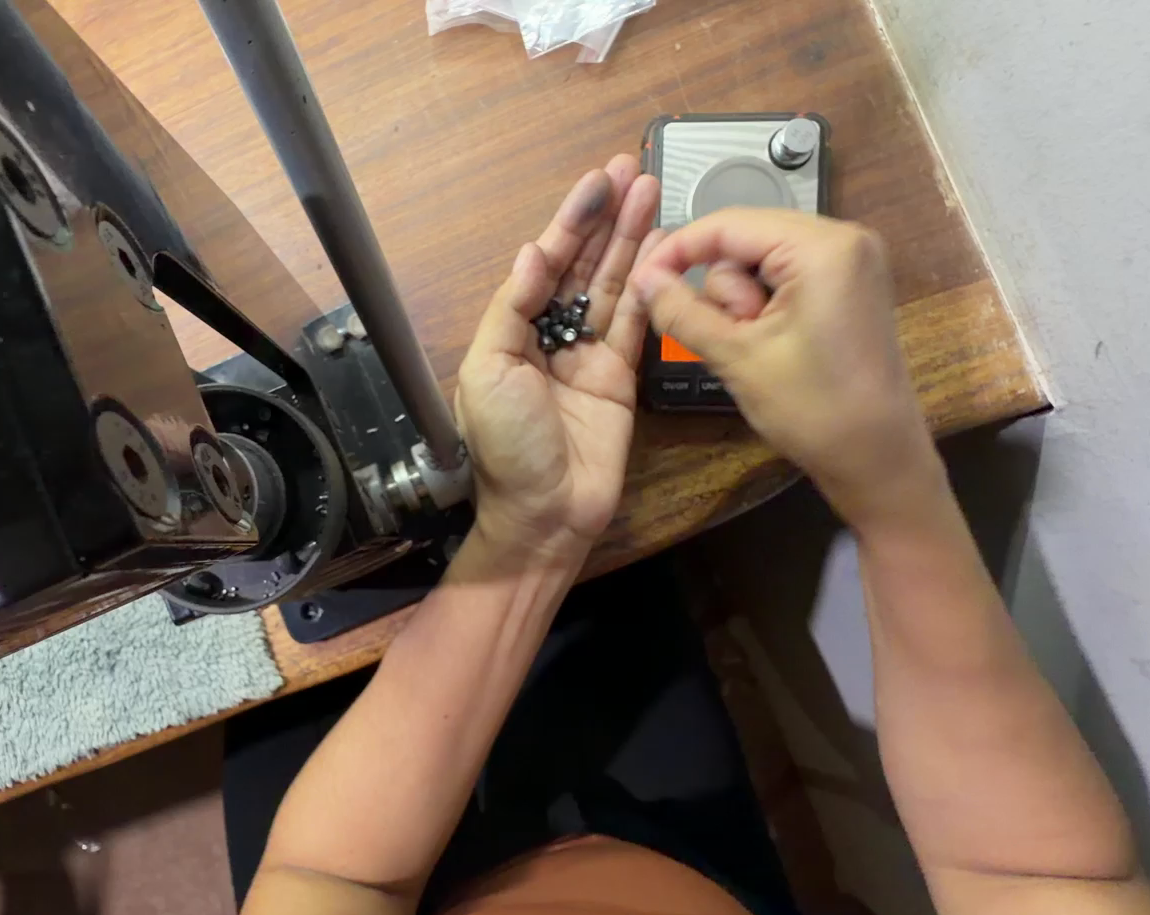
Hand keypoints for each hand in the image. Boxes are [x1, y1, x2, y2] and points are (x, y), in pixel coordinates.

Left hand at [455, 155, 660, 562]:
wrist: (544, 511)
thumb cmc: (507, 447)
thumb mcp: (487, 371)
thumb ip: (511, 309)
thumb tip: (532, 254)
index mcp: (509, 335)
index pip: (543, 268)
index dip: (569, 225)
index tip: (596, 183)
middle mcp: (548, 340)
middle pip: (581, 268)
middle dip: (604, 220)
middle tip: (632, 168)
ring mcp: (586, 357)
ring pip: (612, 287)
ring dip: (631, 240)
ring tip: (652, 189)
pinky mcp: (620, 378)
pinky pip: (635, 322)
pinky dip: (649, 285)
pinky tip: (661, 246)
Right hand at [629, 208, 938, 531]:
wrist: (874, 456)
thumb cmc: (811, 408)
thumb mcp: (734, 357)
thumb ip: (681, 311)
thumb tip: (641, 279)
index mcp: (822, 246)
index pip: (729, 224)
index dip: (676, 249)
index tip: (640, 281)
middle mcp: (843, 239)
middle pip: (744, 241)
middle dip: (723, 290)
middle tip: (734, 339)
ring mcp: (849, 262)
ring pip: (759, 264)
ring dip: (741, 305)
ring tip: (756, 349)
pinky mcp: (846, 287)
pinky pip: (782, 280)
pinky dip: (761, 309)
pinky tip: (768, 345)